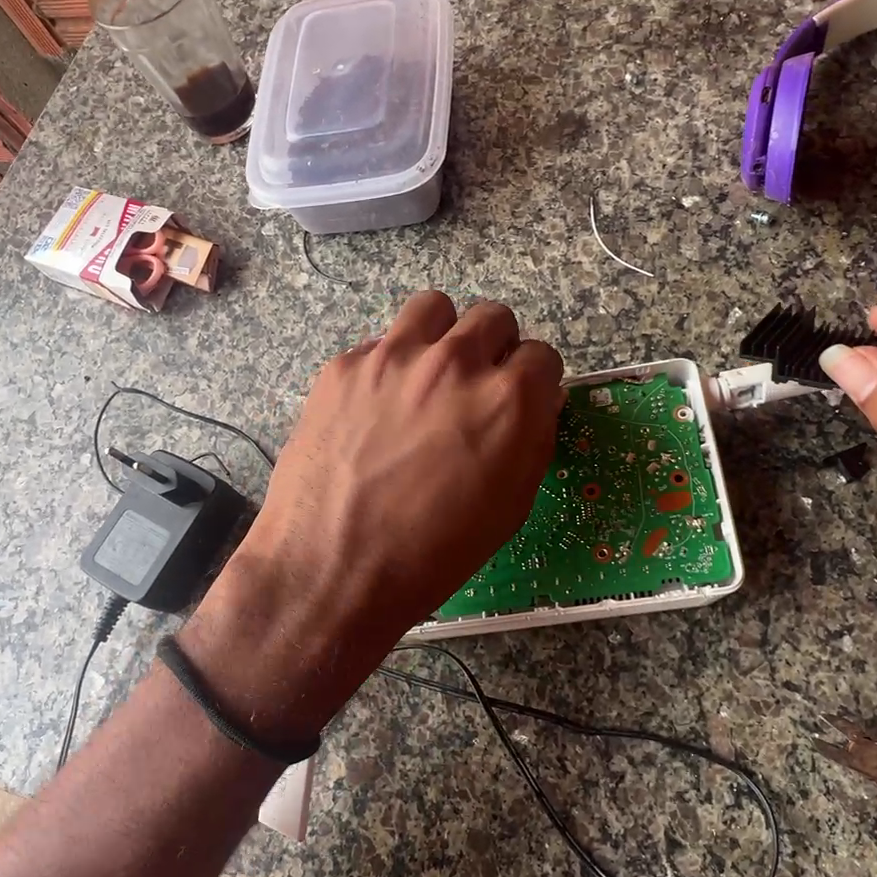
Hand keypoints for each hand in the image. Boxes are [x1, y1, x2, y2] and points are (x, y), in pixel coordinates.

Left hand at [182, 292, 563, 735]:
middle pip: (493, 317)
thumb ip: (532, 440)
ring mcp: (394, 357)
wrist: (333, 568)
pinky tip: (375, 408)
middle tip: (477, 388)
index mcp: (508, 399)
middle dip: (495, 349)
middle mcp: (456, 363)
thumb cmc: (434, 554)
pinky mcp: (344, 365)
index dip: (535, 382)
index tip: (521, 403)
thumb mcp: (510, 506)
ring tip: (428, 377)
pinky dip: (389, 366)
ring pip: (434, 308)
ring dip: (443, 336)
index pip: (543, 355)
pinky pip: (379, 343)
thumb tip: (536, 403)